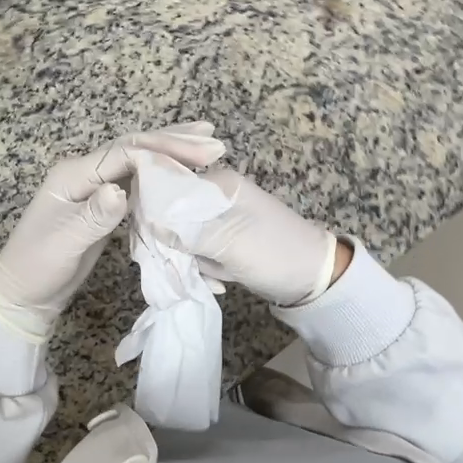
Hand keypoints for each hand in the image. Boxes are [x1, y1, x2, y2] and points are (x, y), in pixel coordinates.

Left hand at [0, 123, 225, 336]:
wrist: (23, 293)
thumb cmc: (37, 266)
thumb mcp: (65, 242)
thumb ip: (94, 216)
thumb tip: (120, 190)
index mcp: (74, 173)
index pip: (126, 151)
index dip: (164, 150)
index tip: (201, 152)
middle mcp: (85, 173)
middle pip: (134, 147)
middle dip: (173, 141)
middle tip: (213, 138)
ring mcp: (95, 188)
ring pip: (138, 162)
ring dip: (170, 152)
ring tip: (206, 144)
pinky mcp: (104, 207)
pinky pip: (138, 183)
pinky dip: (162, 176)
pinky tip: (183, 176)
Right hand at [153, 167, 339, 305]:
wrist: (317, 280)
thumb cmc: (275, 254)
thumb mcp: (228, 241)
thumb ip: (185, 229)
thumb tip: (145, 220)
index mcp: (217, 182)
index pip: (164, 185)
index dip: (151, 213)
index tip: (150, 243)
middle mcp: (214, 195)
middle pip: (168, 214)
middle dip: (171, 244)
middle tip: (184, 266)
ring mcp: (218, 218)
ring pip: (180, 236)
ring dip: (187, 260)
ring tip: (209, 276)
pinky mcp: (222, 240)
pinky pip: (195, 251)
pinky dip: (201, 268)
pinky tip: (218, 280)